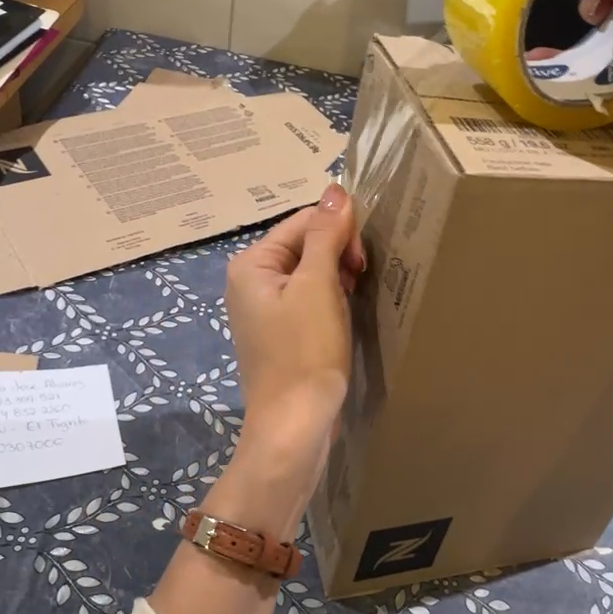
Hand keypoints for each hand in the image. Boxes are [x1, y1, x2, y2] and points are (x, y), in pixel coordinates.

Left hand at [215, 184, 363, 537]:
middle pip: (306, 244)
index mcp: (252, 263)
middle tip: (358, 283)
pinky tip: (345, 317)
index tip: (360, 263)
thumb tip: (336, 188)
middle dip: (338, 255)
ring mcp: (265, 309)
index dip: (338, 232)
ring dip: (338, 278)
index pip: (304, 221)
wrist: (295, 425)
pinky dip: (332, 301)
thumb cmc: (305, 352)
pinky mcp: (282, 333)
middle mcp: (251, 281)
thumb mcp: (318, 287)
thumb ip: (326, 235)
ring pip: (312, 273)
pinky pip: (310, 300)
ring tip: (353, 301)